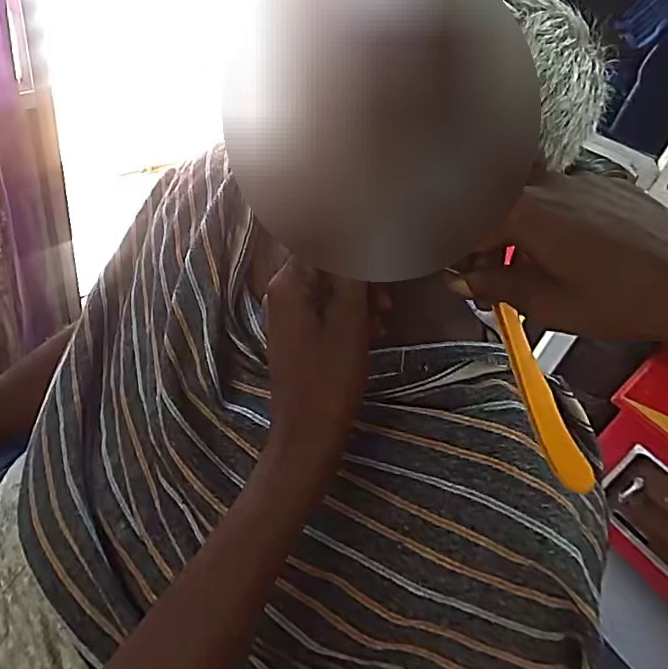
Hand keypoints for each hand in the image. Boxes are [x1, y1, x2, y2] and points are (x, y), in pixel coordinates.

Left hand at [262, 255, 370, 466]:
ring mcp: (285, 312)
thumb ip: (350, 275)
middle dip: (359, 276)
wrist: (307, 432)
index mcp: (288, 283)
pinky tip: (372, 332)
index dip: (354, 247)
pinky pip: (322, 308)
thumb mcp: (349, 321)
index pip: (321, 243)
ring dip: (357, 297)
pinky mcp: (294, 331)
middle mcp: (280, 291)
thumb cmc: (330, 377)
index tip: (381, 258)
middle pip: (324, 264)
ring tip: (384, 318)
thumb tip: (356, 236)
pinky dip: (347, 314)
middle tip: (387, 300)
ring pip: (327, 287)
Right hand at [447, 173, 667, 363]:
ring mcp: (577, 181)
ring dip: (509, 227)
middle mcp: (546, 186)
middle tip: (484, 276)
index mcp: (526, 211)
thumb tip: (461, 281)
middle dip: (480, 239)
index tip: (454, 273)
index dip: (454, 252)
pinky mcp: (602, 185)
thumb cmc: (628, 299)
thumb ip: (496, 286)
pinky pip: (553, 195)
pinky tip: (556, 251)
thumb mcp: (550, 304)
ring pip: (521, 197)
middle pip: (490, 203)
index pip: (467, 223)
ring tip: (522, 267)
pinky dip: (540, 218)